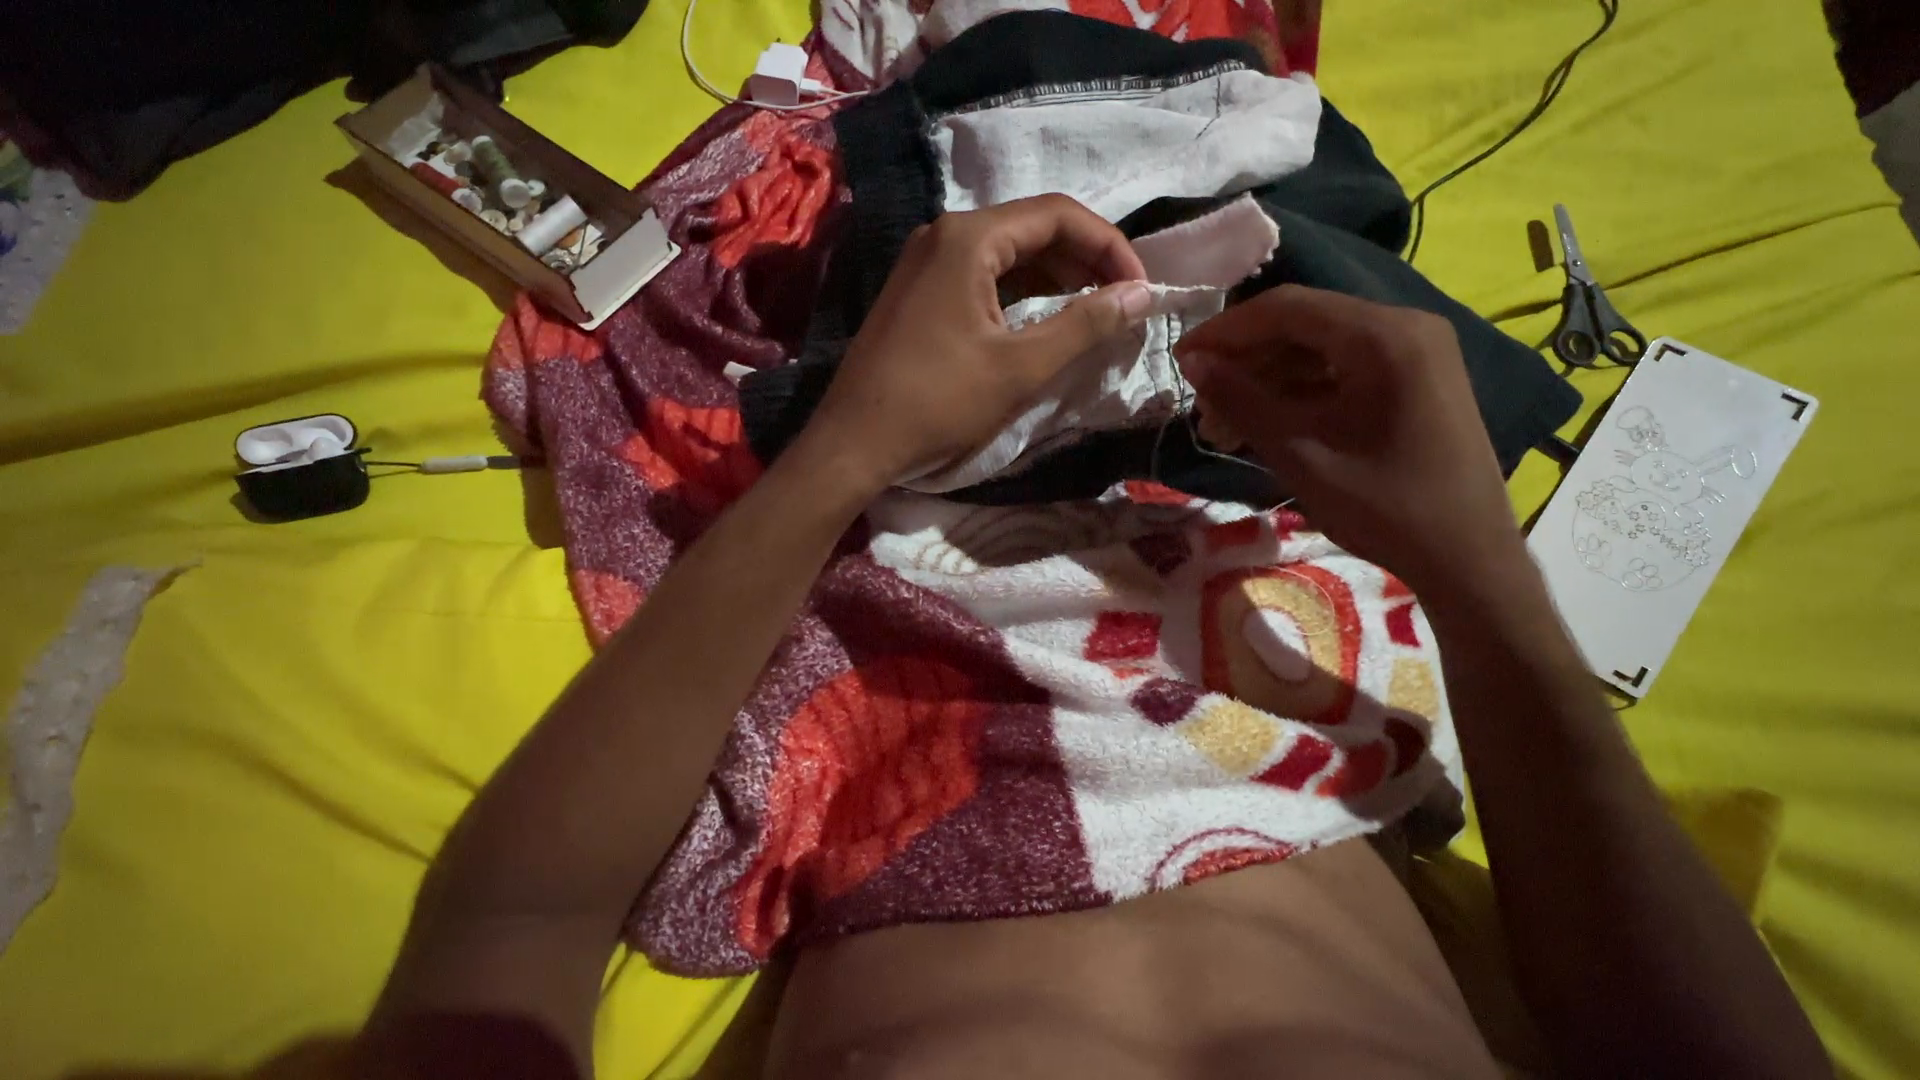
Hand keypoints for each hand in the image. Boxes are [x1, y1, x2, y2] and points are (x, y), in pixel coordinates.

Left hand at [797, 194, 1152, 494]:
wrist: (855, 443)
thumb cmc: (938, 403)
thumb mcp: (1020, 367)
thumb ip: (1085, 324)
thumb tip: (1141, 294)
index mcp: (969, 238)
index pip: (1058, 215)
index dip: (1110, 246)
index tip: (1140, 289)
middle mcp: (944, 235)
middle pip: (1033, 228)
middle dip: (1085, 260)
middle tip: (1123, 301)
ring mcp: (926, 262)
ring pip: (1008, 254)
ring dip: (1056, 277)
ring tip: (1095, 311)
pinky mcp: (919, 292)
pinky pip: (982, 276)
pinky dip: (1021, 293)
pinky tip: (1046, 319)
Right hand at [1174, 285, 1525, 597]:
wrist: (1467, 559)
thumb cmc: (1383, 506)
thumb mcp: (1299, 452)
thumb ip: (1241, 400)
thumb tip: (1192, 363)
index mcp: (1383, 335)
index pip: (1286, 308)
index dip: (1225, 331)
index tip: (1181, 360)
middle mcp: (1404, 327)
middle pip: (1303, 325)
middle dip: (1245, 362)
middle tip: (1201, 406)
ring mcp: (1414, 354)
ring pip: (1320, 350)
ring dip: (1267, 382)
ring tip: (1223, 427)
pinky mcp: (1415, 381)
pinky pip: (1343, 371)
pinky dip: (1299, 394)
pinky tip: (1263, 426)